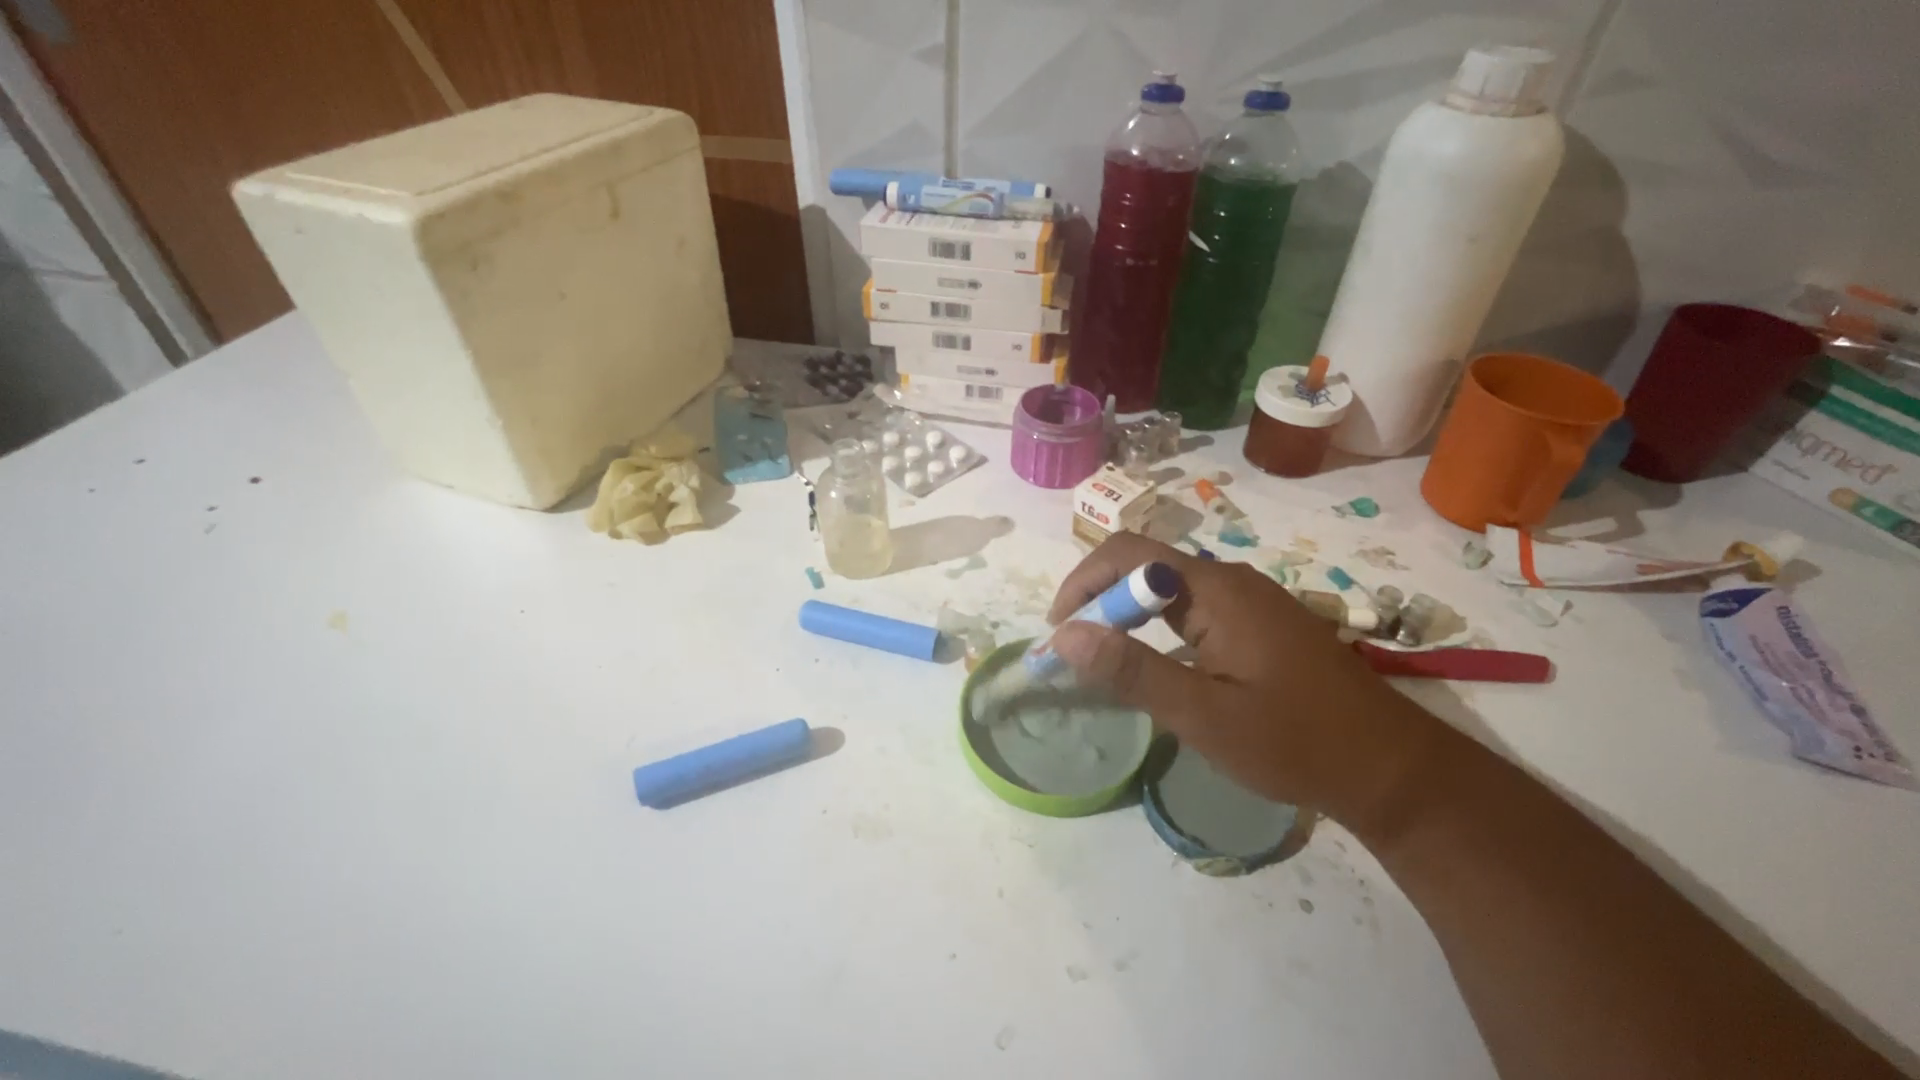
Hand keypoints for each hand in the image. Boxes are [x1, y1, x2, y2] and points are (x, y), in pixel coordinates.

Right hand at [1047, 533, 1437, 827]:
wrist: (1389, 768)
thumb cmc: (1296, 741)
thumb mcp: (1205, 715)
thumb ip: (1134, 672)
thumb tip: (1066, 635)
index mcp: (1219, 590)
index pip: (1131, 554)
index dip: (1085, 582)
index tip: (1060, 632)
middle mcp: (1234, 582)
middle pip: (1148, 569)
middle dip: (1102, 602)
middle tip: (1076, 655)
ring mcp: (1252, 603)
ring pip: (1171, 592)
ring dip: (1130, 619)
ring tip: (1105, 665)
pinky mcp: (1262, 627)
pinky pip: (1196, 613)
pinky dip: (1161, 632)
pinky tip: (1158, 672)